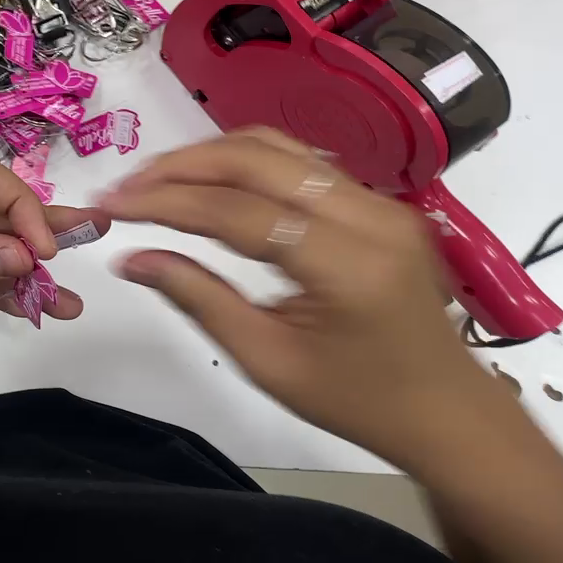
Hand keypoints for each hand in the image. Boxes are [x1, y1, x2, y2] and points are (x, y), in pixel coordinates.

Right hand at [97, 128, 510, 467]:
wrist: (452, 415)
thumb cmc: (358, 401)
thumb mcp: (266, 360)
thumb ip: (196, 297)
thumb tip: (128, 258)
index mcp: (347, 265)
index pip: (237, 211)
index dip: (165, 202)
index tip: (109, 205)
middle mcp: (369, 216)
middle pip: (255, 160)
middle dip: (178, 167)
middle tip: (123, 187)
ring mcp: (378, 202)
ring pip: (274, 147)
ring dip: (205, 156)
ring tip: (152, 180)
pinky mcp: (373, 202)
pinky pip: (294, 161)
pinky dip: (238, 162)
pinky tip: (203, 181)